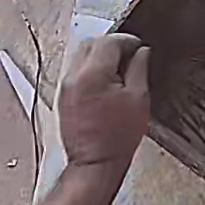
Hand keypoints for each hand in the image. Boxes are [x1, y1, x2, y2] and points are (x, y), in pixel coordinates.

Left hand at [58, 33, 150, 169]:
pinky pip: (76, 72)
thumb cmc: (117, 137)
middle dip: (112, 45)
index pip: (109, 41)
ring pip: (81, 56)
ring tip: (118, 70)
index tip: (139, 46)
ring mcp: (65, 87)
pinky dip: (90, 70)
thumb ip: (139, 69)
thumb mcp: (139, 98)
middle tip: (130, 55)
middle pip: (91, 44)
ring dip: (100, 56)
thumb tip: (142, 52)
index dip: (128, 41)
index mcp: (93, 74)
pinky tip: (105, 83)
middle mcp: (74, 76)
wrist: (95, 163)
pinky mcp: (63, 97)